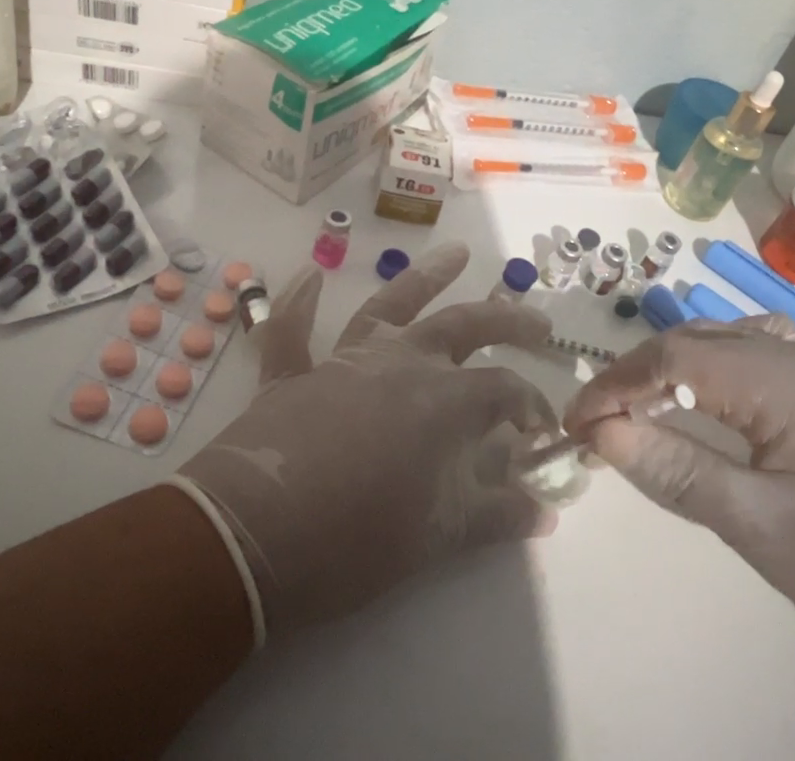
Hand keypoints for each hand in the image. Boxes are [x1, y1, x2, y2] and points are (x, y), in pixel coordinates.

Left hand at [175, 242, 558, 642]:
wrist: (251, 540)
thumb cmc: (354, 541)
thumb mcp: (438, 538)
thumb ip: (495, 517)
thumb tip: (544, 513)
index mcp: (441, 399)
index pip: (504, 391)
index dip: (532, 409)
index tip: (544, 438)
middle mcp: (398, 364)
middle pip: (463, 326)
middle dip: (506, 320)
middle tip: (538, 323)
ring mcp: (341, 362)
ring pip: (390, 305)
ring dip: (424, 277)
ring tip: (455, 253)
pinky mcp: (290, 377)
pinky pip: (292, 332)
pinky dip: (298, 303)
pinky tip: (309, 276)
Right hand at [565, 318, 794, 664]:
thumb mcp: (762, 526)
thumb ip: (677, 472)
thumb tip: (598, 431)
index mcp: (785, 381)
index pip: (675, 356)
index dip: (614, 385)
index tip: (574, 426)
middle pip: (691, 339)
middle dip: (632, 376)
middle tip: (594, 427)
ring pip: (715, 342)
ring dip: (663, 371)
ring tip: (628, 415)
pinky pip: (743, 356)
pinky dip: (698, 373)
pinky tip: (687, 404)